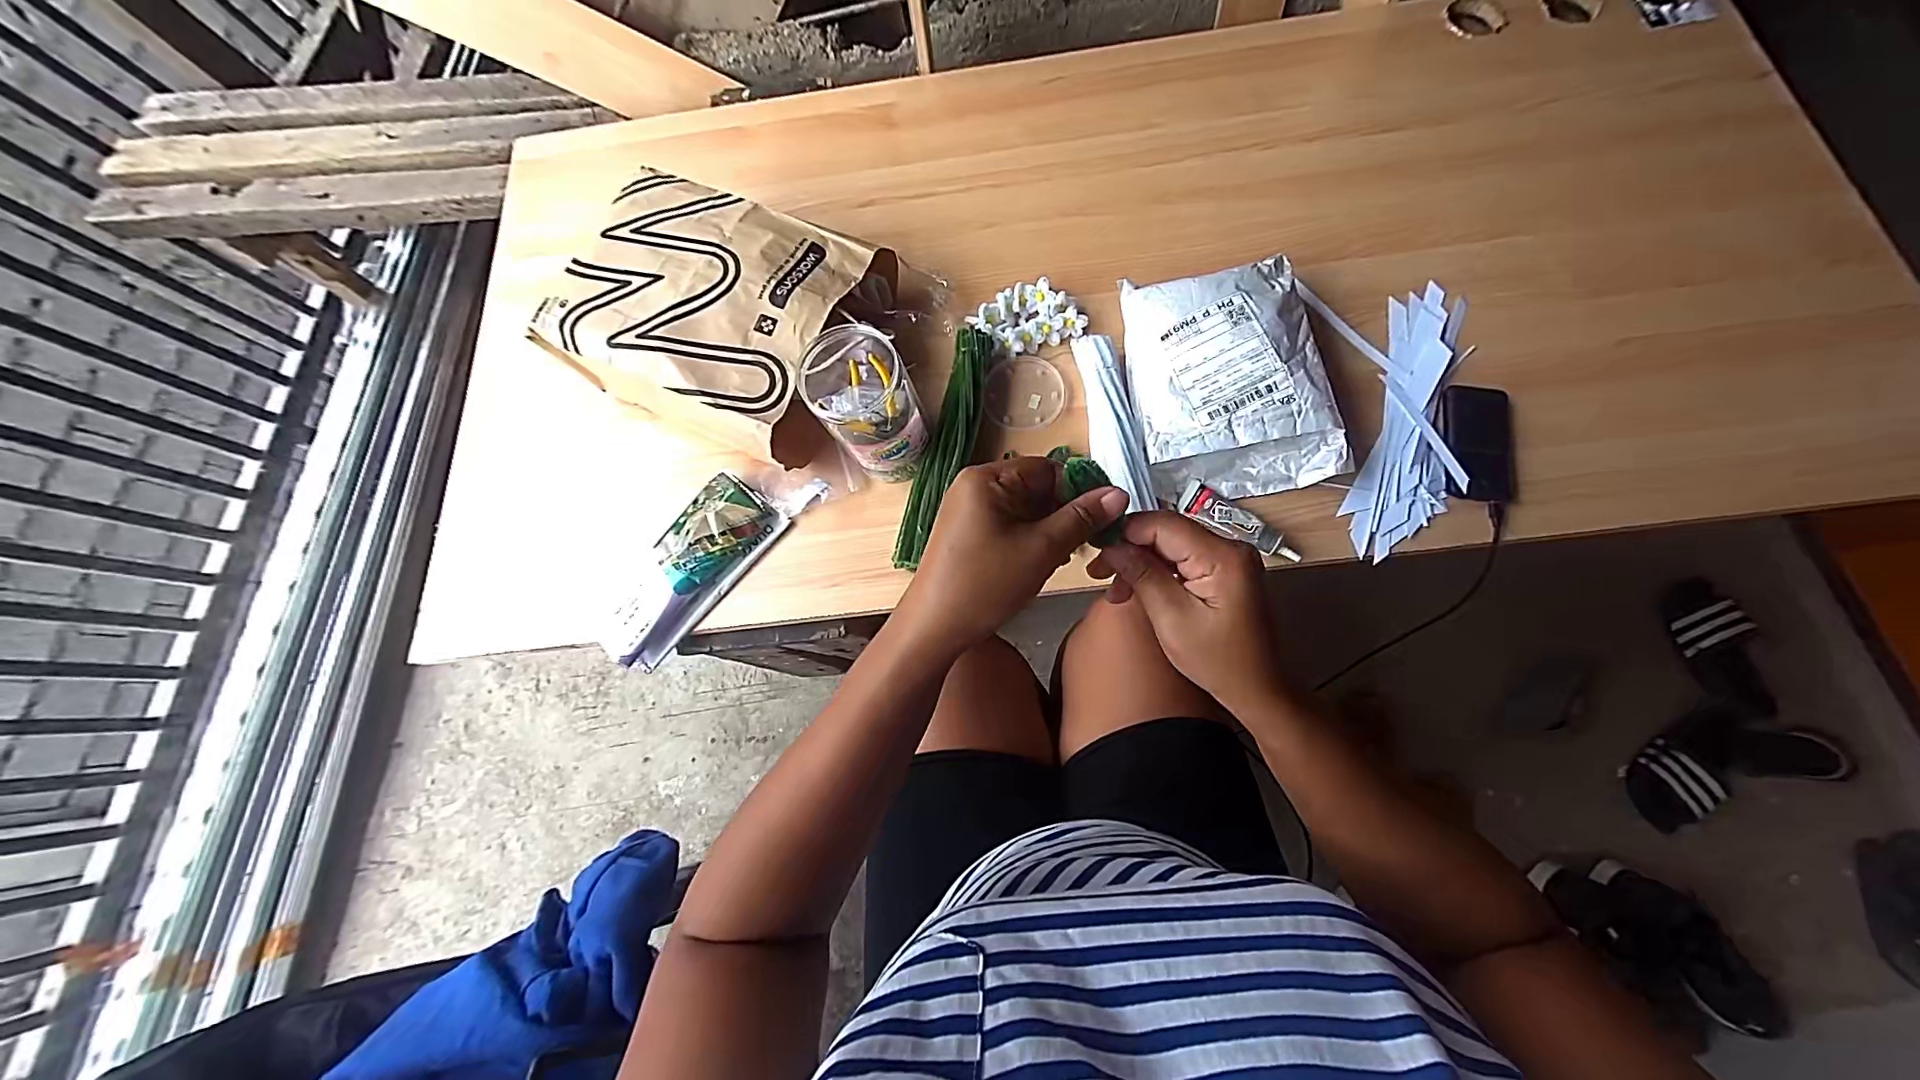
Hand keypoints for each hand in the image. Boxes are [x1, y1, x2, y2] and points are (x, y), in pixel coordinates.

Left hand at [894, 457, 1127, 654]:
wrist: (933, 628)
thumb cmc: (985, 585)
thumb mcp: (1041, 549)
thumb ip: (1081, 519)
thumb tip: (1118, 493)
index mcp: (986, 478)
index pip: (1048, 469)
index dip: (1078, 492)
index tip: (1099, 521)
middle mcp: (974, 486)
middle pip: (1036, 488)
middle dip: (1062, 516)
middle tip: (1078, 548)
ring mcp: (968, 510)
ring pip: (1026, 510)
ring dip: (1048, 532)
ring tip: (1054, 560)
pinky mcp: (967, 532)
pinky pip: (1009, 525)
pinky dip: (1028, 541)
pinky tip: (1034, 565)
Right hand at [1087, 511, 1286, 709]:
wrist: (1256, 688)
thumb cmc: (1220, 662)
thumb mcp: (1172, 619)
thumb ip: (1143, 575)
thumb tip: (1113, 547)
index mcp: (1222, 557)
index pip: (1162, 524)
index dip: (1125, 533)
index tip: (1098, 553)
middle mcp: (1229, 548)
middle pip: (1165, 531)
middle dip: (1129, 549)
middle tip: (1099, 572)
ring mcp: (1228, 558)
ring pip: (1169, 544)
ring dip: (1139, 561)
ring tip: (1115, 588)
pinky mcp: (1223, 570)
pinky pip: (1181, 558)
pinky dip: (1155, 570)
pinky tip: (1136, 588)